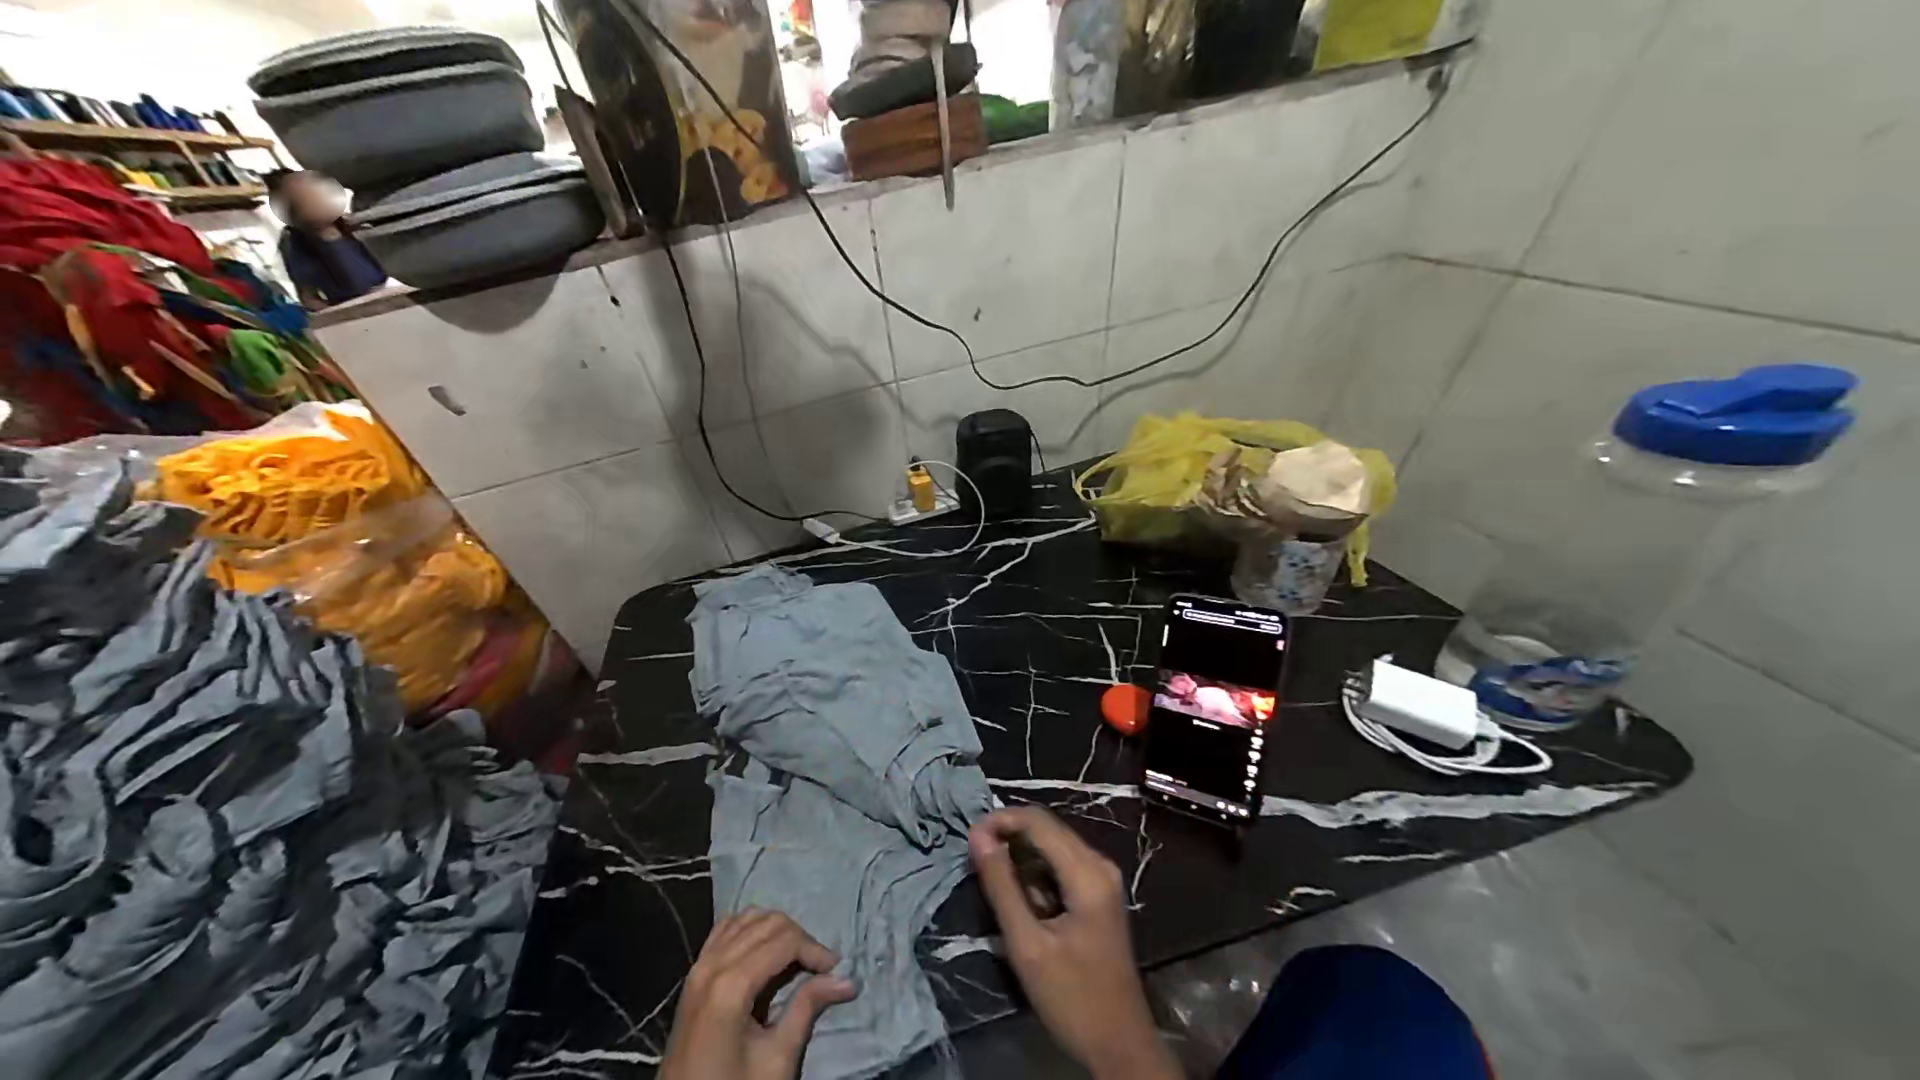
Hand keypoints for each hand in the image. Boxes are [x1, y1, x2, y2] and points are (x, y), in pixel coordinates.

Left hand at [659, 910, 858, 1079]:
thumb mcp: (776, 1060)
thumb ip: (807, 1008)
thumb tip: (847, 980)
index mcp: (731, 985)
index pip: (785, 940)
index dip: (816, 950)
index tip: (835, 971)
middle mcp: (712, 964)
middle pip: (770, 923)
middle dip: (801, 939)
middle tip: (820, 970)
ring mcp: (698, 965)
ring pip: (749, 917)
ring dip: (778, 931)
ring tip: (796, 961)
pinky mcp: (693, 973)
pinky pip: (727, 928)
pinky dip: (751, 929)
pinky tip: (765, 951)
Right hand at [970, 807, 1180, 1079]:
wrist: (1120, 1044)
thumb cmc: (1072, 997)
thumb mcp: (1027, 945)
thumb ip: (1001, 885)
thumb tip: (979, 836)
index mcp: (1087, 873)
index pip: (1038, 821)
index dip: (1001, 820)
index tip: (970, 840)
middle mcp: (1100, 864)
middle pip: (1048, 827)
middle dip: (1009, 835)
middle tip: (977, 860)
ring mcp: (1103, 877)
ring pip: (1053, 844)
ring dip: (1021, 855)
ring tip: (995, 884)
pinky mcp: (1099, 892)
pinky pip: (1062, 863)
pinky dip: (1037, 870)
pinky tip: (1023, 899)